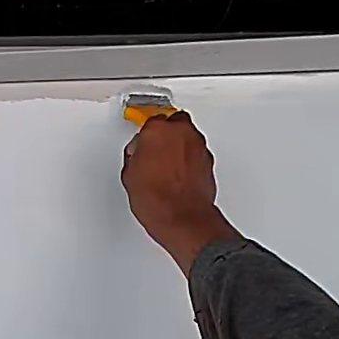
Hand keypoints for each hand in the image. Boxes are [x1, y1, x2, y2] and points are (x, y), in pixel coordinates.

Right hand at [121, 111, 240, 274]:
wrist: (181, 217)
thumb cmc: (157, 199)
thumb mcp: (130, 175)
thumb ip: (135, 157)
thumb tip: (139, 156)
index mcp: (157, 130)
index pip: (150, 121)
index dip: (144, 135)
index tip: (140, 144)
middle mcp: (181, 132)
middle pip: (173, 122)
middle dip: (164, 134)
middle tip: (153, 152)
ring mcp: (198, 144)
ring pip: (187, 135)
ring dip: (178, 145)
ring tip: (165, 165)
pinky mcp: (208, 159)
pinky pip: (195, 152)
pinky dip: (188, 158)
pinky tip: (178, 174)